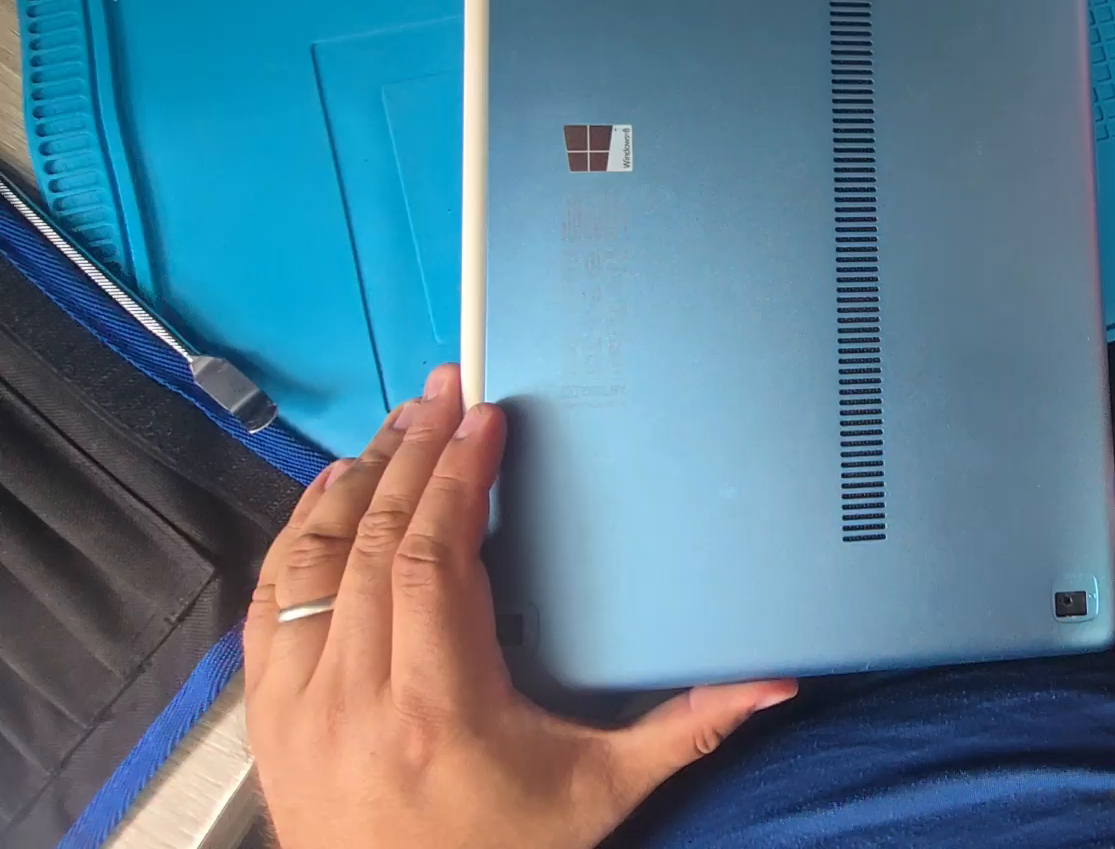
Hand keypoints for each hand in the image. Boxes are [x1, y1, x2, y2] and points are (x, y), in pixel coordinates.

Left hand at [245, 363, 795, 848]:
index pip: (435, 560)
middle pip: (372, 542)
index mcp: (438, 703)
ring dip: (355, 480)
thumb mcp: (607, 791)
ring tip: (398, 422)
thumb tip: (777, 685)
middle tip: (446, 390)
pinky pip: (269, 600)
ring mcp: (295, 705)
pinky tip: (334, 489)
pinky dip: (301, 531)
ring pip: (310, 561)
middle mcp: (351, 695)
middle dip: (411, 453)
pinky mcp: (269, 715)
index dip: (458, 480)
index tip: (485, 422)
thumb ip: (690, 729)